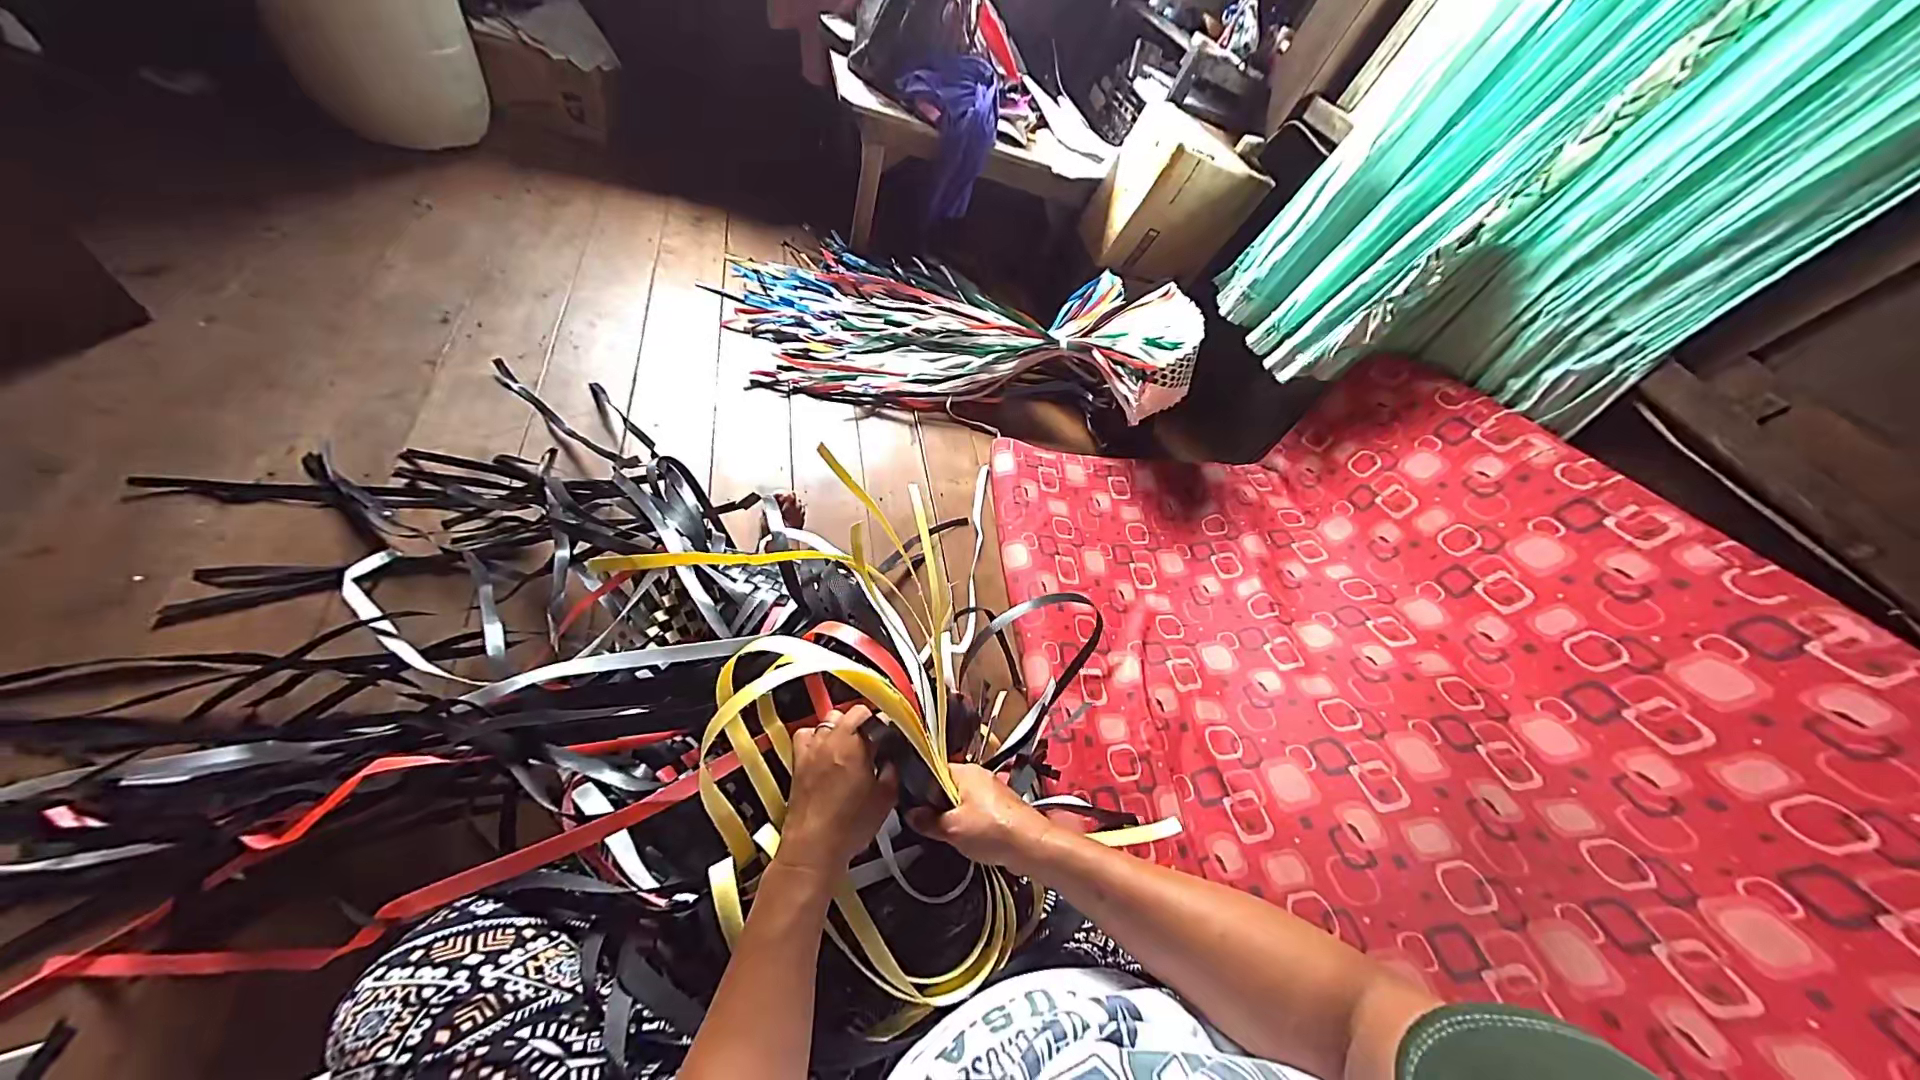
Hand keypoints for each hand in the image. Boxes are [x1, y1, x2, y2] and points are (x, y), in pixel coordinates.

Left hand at [778, 705, 897, 873]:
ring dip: (842, 726)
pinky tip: (825, 751)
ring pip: (830, 719)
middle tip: (874, 740)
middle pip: (853, 712)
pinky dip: (816, 737)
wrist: (814, 848)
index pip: (877, 718)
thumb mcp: (886, 798)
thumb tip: (893, 760)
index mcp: (856, 743)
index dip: (888, 726)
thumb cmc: (847, 827)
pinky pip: (806, 734)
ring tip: (851, 744)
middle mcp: (832, 739)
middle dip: (866, 722)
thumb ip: (893, 771)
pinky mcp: (798, 760)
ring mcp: (812, 748)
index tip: (891, 736)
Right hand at [906, 764, 1064, 877]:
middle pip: (949, 786)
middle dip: (939, 805)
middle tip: (931, 823)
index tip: (913, 804)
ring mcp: (993, 791)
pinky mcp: (1001, 807)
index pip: (935, 769)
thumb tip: (913, 816)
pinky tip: (969, 838)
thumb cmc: (994, 830)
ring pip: (964, 800)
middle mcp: (980, 775)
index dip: (922, 787)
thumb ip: (928, 821)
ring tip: (951, 834)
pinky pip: (978, 811)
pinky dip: (972, 823)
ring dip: (956, 816)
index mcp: (966, 771)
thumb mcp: (951, 829)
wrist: (1031, 846)